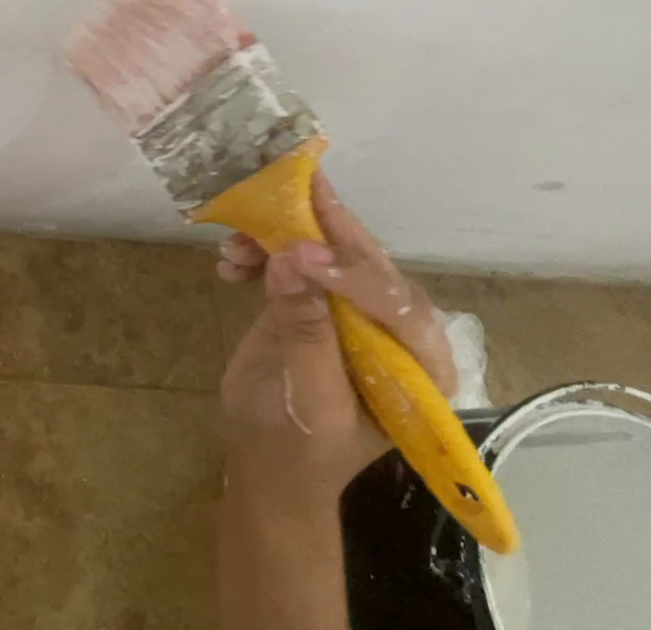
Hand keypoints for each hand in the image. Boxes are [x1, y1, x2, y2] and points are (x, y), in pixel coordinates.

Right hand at [217, 173, 455, 510]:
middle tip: (289, 188)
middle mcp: (394, 328)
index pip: (399, 306)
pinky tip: (230, 261)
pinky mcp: (315, 300)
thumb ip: (306, 334)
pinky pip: (295, 261)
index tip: (301, 254)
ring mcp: (352, 310)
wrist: (266, 461)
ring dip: (281, 238)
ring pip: (327, 254)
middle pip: (366, 265)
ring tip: (236, 241)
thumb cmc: (297, 447)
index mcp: (419, 364)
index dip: (353, 275)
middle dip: (322, 232)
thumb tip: (291, 262)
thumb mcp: (307, 399)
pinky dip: (262, 252)